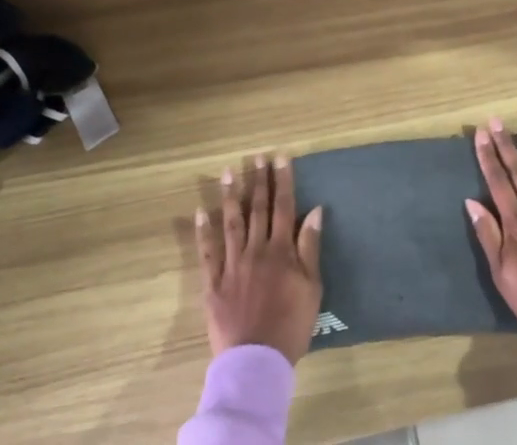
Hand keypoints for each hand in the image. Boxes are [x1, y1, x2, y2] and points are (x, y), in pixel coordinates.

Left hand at [196, 154, 324, 365]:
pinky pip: (207, 251)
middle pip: (258, 209)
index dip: (283, 181)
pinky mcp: (213, 282)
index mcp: (282, 251)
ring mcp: (232, 264)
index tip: (280, 157)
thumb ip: (310, 248)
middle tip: (256, 157)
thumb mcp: (312, 288)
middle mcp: (256, 250)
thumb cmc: (291, 325)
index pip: (284, 207)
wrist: (257, 359)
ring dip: (231, 195)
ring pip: (231, 222)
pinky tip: (202, 211)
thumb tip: (315, 211)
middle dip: (258, 181)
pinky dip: (204, 230)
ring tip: (228, 172)